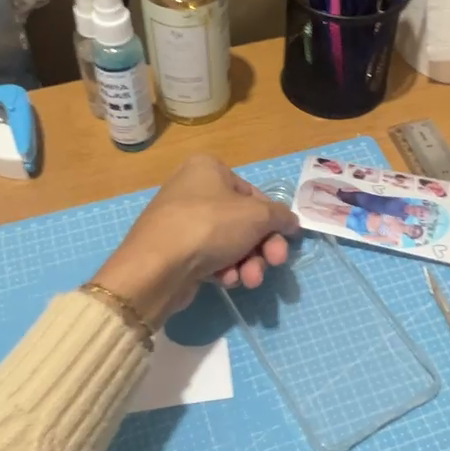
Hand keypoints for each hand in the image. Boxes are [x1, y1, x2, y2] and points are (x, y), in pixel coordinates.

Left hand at [92, 156, 300, 326]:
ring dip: (247, 263)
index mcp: (208, 169)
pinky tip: (225, 281)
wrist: (158, 266)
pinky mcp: (176, 252)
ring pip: (229, 243)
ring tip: (250, 279)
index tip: (286, 239)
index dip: (272, 219)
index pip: (253, 194)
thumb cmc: (210, 226)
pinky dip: (223, 270)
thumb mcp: (256, 215)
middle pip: (243, 222)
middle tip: (275, 263)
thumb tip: (291, 221)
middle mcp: (193, 190)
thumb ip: (279, 216)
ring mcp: (183, 223)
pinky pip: (210, 258)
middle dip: (262, 247)